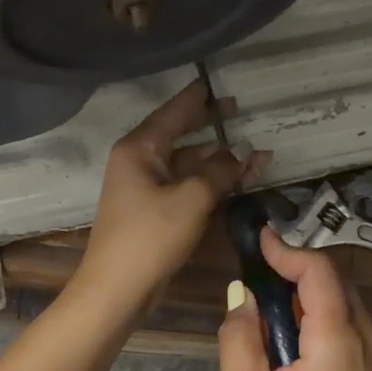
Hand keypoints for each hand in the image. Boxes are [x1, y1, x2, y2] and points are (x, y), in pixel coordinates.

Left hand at [77, 81, 267, 302]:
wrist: (117, 288)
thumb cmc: (150, 236)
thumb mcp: (192, 199)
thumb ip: (221, 170)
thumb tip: (245, 150)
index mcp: (139, 147)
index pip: (174, 111)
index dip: (199, 97)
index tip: (219, 82)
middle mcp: (138, 160)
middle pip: (180, 134)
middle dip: (210, 125)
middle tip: (239, 110)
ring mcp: (144, 186)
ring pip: (186, 162)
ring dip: (217, 158)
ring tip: (254, 152)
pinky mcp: (152, 210)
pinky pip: (184, 184)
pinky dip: (208, 181)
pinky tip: (235, 179)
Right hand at [218, 229, 371, 370]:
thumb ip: (238, 343)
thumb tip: (243, 302)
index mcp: (338, 340)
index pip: (318, 270)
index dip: (286, 249)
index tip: (256, 240)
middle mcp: (366, 338)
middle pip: (331, 281)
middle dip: (292, 272)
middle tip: (251, 284)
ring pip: (340, 303)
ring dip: (304, 296)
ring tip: (263, 316)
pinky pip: (345, 325)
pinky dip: (316, 317)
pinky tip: (288, 345)